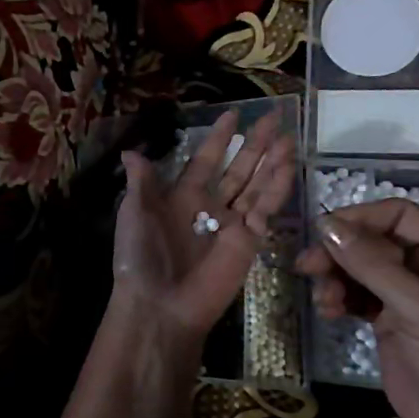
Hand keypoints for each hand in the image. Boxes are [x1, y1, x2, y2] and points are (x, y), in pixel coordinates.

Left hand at [113, 110, 294, 347]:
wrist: (160, 303)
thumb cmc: (141, 255)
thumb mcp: (134, 212)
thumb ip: (141, 182)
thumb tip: (130, 152)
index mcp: (179, 198)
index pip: (203, 161)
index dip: (218, 139)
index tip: (234, 114)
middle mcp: (207, 208)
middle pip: (237, 169)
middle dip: (254, 144)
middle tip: (275, 116)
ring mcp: (231, 224)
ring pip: (255, 185)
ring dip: (272, 160)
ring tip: (288, 134)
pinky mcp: (249, 241)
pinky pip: (265, 208)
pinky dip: (278, 186)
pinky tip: (288, 162)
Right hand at [297, 198, 418, 417]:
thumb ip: (372, 265)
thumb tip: (327, 225)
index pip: (402, 217)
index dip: (361, 219)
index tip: (320, 233)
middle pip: (376, 243)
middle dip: (341, 253)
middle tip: (306, 267)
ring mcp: (412, 298)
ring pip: (363, 270)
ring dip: (337, 279)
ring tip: (323, 301)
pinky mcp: (393, 323)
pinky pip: (359, 298)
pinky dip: (340, 300)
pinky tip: (329, 313)